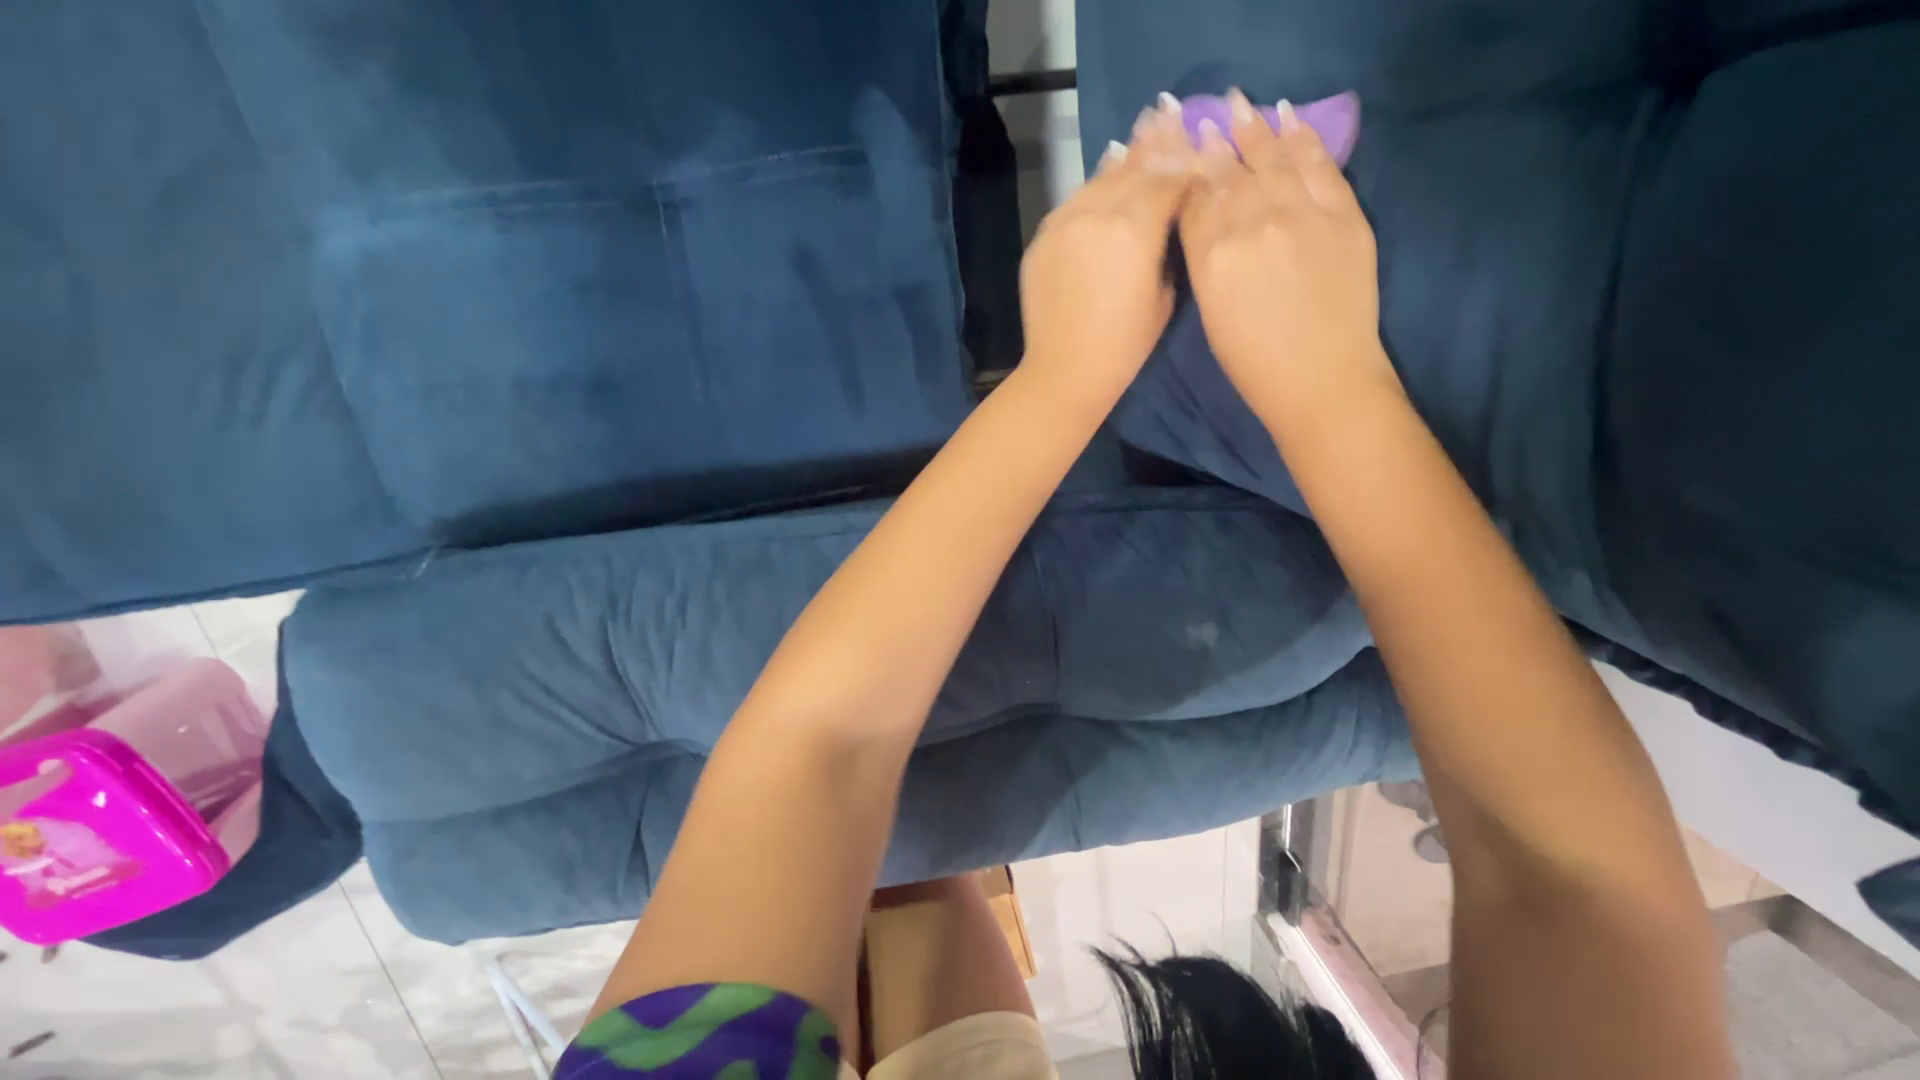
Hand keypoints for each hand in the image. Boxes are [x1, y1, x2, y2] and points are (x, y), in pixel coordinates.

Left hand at [1018, 96, 1197, 403]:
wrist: (1065, 370)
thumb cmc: (1126, 345)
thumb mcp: (1164, 295)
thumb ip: (1167, 243)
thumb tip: (1171, 215)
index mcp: (1136, 228)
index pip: (1167, 180)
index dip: (1187, 163)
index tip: (1203, 144)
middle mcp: (1098, 213)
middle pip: (1133, 168)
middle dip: (1157, 142)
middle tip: (1172, 110)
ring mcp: (1065, 222)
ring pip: (1100, 179)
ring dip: (1124, 157)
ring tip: (1142, 130)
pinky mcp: (1043, 238)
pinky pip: (1074, 201)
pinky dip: (1094, 185)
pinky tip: (1106, 171)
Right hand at [1179, 90, 1398, 428]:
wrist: (1321, 381)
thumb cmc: (1253, 362)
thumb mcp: (1211, 312)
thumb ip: (1204, 259)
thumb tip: (1203, 219)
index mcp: (1212, 256)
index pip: (1197, 198)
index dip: (1190, 170)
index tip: (1183, 150)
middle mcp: (1252, 224)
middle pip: (1230, 172)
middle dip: (1216, 142)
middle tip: (1207, 117)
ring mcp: (1301, 215)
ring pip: (1271, 159)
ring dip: (1254, 128)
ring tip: (1239, 104)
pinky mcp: (1342, 215)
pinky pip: (1318, 164)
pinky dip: (1302, 137)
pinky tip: (1287, 118)